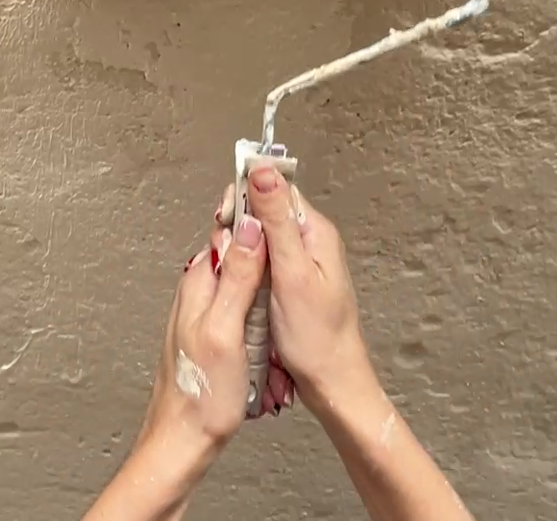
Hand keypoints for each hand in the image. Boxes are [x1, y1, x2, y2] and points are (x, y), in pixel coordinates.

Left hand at [84, 216, 270, 520]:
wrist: (182, 442)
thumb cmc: (200, 396)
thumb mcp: (226, 330)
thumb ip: (237, 277)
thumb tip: (248, 228)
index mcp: (199, 282)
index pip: (229, 231)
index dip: (255, 220)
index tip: (278, 216)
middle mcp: (198, 291)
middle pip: (242, 258)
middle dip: (268, 272)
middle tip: (281, 297)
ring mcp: (206, 312)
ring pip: (246, 289)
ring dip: (266, 308)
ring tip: (272, 340)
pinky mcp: (214, 333)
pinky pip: (244, 315)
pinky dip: (260, 329)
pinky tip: (265, 349)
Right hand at [239, 162, 377, 416]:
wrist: (331, 386)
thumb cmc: (317, 338)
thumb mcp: (291, 272)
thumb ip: (276, 219)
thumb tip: (263, 170)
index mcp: (314, 230)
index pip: (274, 187)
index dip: (245, 194)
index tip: (225, 215)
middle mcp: (308, 240)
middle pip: (262, 208)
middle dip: (238, 223)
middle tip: (228, 250)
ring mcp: (298, 260)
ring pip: (257, 234)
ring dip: (239, 246)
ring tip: (234, 271)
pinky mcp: (287, 279)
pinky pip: (258, 258)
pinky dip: (244, 265)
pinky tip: (240, 283)